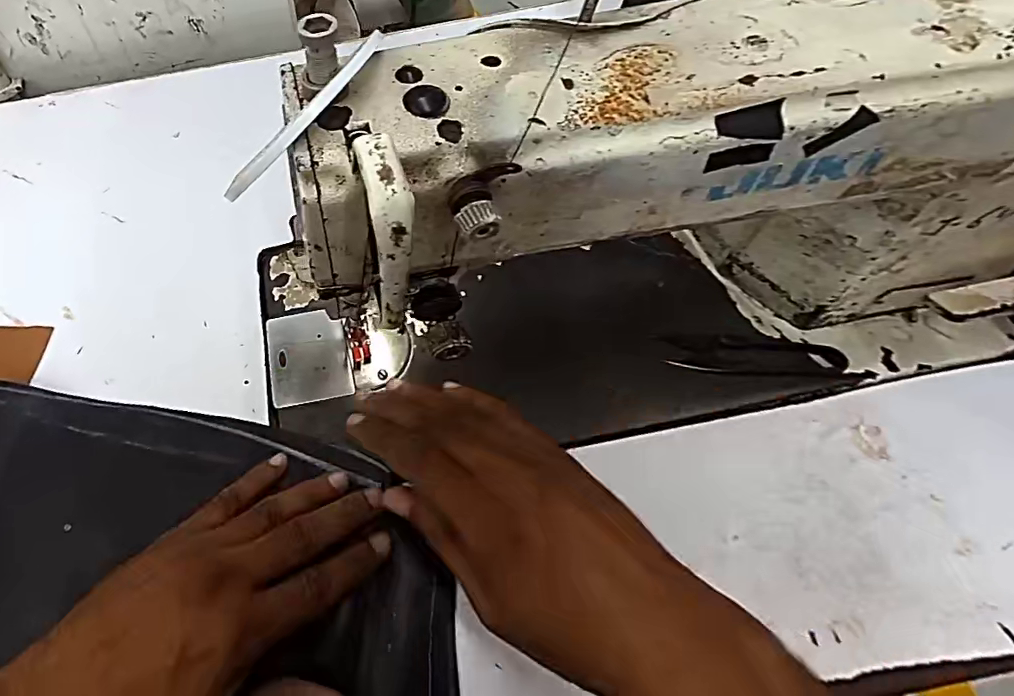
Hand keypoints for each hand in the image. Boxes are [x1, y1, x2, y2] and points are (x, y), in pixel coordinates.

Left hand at [0, 455, 388, 695]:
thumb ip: (277, 695)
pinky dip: (253, 482)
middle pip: (299, 538)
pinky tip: (275, 466)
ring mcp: (201, 548)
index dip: (353, 565)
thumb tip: (334, 691)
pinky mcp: (176, 536)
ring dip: (306, 492)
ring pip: (268, 511)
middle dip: (340, 518)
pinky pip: (223, 501)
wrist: (62, 694)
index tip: (381, 543)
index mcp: (244, 625)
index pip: (315, 587)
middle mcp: (229, 575)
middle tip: (373, 497)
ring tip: (337, 478)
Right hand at [348, 382, 824, 695]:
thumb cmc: (576, 625)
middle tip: (371, 398)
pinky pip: (506, 414)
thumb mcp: (490, 597)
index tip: (360, 424)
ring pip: (469, 412)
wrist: (653, 621)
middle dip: (397, 407)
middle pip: (438, 423)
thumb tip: (402, 501)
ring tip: (401, 387)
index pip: (417, 454)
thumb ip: (441, 537)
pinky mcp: (557, 455)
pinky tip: (458, 392)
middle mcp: (507, 472)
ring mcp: (535, 458)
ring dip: (429, 396)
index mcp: (483, 511)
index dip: (381, 434)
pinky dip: (476, 399)